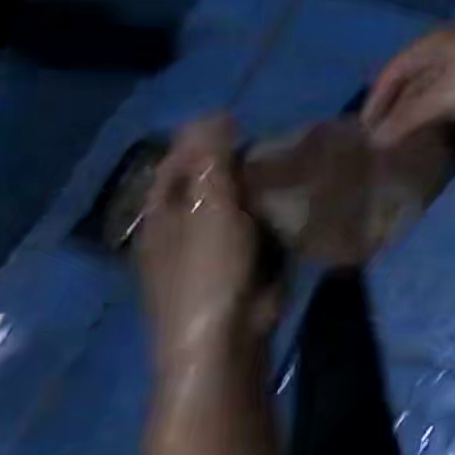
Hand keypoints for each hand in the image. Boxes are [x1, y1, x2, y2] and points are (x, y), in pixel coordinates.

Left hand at [137, 115, 280, 374]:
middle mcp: (180, 231)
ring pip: (234, 205)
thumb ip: (212, 161)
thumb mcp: (209, 207)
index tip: (237, 120)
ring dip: (257, 186)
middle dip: (235, 162)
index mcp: (161, 217)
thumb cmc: (209, 271)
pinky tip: (293, 199)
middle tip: (272, 141)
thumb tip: (212, 113)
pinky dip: (270, 211)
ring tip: (289, 163)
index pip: (173, 165)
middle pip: (206, 184)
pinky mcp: (239, 266)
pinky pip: (255, 227)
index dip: (199, 140)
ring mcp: (209, 251)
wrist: (225, 341)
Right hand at [361, 27, 454, 146]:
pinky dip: (440, 107)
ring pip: (433, 84)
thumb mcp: (441, 97)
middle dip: (396, 106)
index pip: (391, 71)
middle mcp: (445, 45)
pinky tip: (439, 126)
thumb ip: (406, 117)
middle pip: (411, 77)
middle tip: (382, 139)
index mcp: (429, 43)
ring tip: (406, 138)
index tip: (364, 131)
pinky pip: (453, 90)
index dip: (376, 101)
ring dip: (418, 109)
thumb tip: (375, 140)